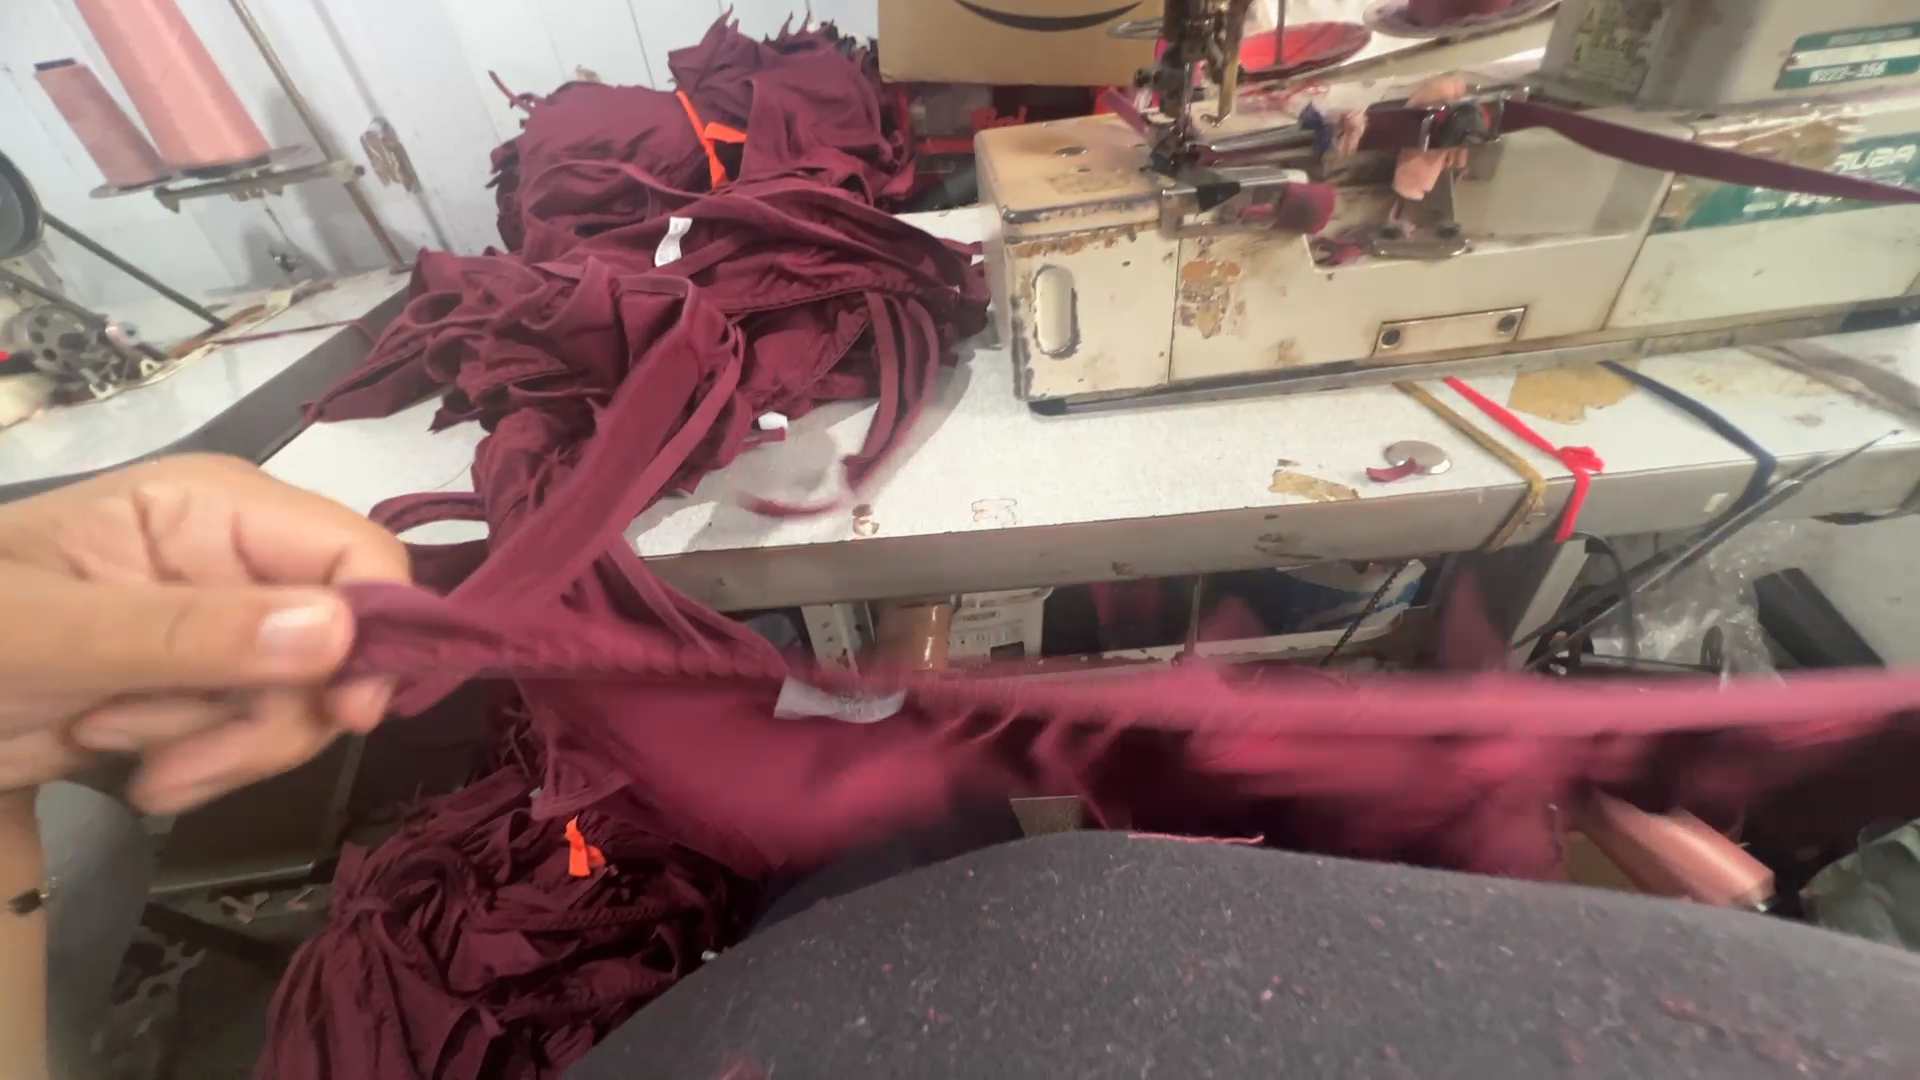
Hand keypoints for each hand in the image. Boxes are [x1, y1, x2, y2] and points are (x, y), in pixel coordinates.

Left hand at [0, 455, 408, 811]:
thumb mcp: (30, 636)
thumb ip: (184, 631)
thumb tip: (345, 634)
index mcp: (224, 511)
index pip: (362, 553)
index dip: (379, 628)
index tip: (348, 712)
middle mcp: (254, 559)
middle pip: (350, 638)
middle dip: (277, 710)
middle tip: (183, 758)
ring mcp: (246, 621)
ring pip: (319, 693)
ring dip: (238, 745)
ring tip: (137, 763)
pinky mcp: (229, 677)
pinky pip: (279, 727)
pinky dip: (221, 763)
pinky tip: (149, 773)